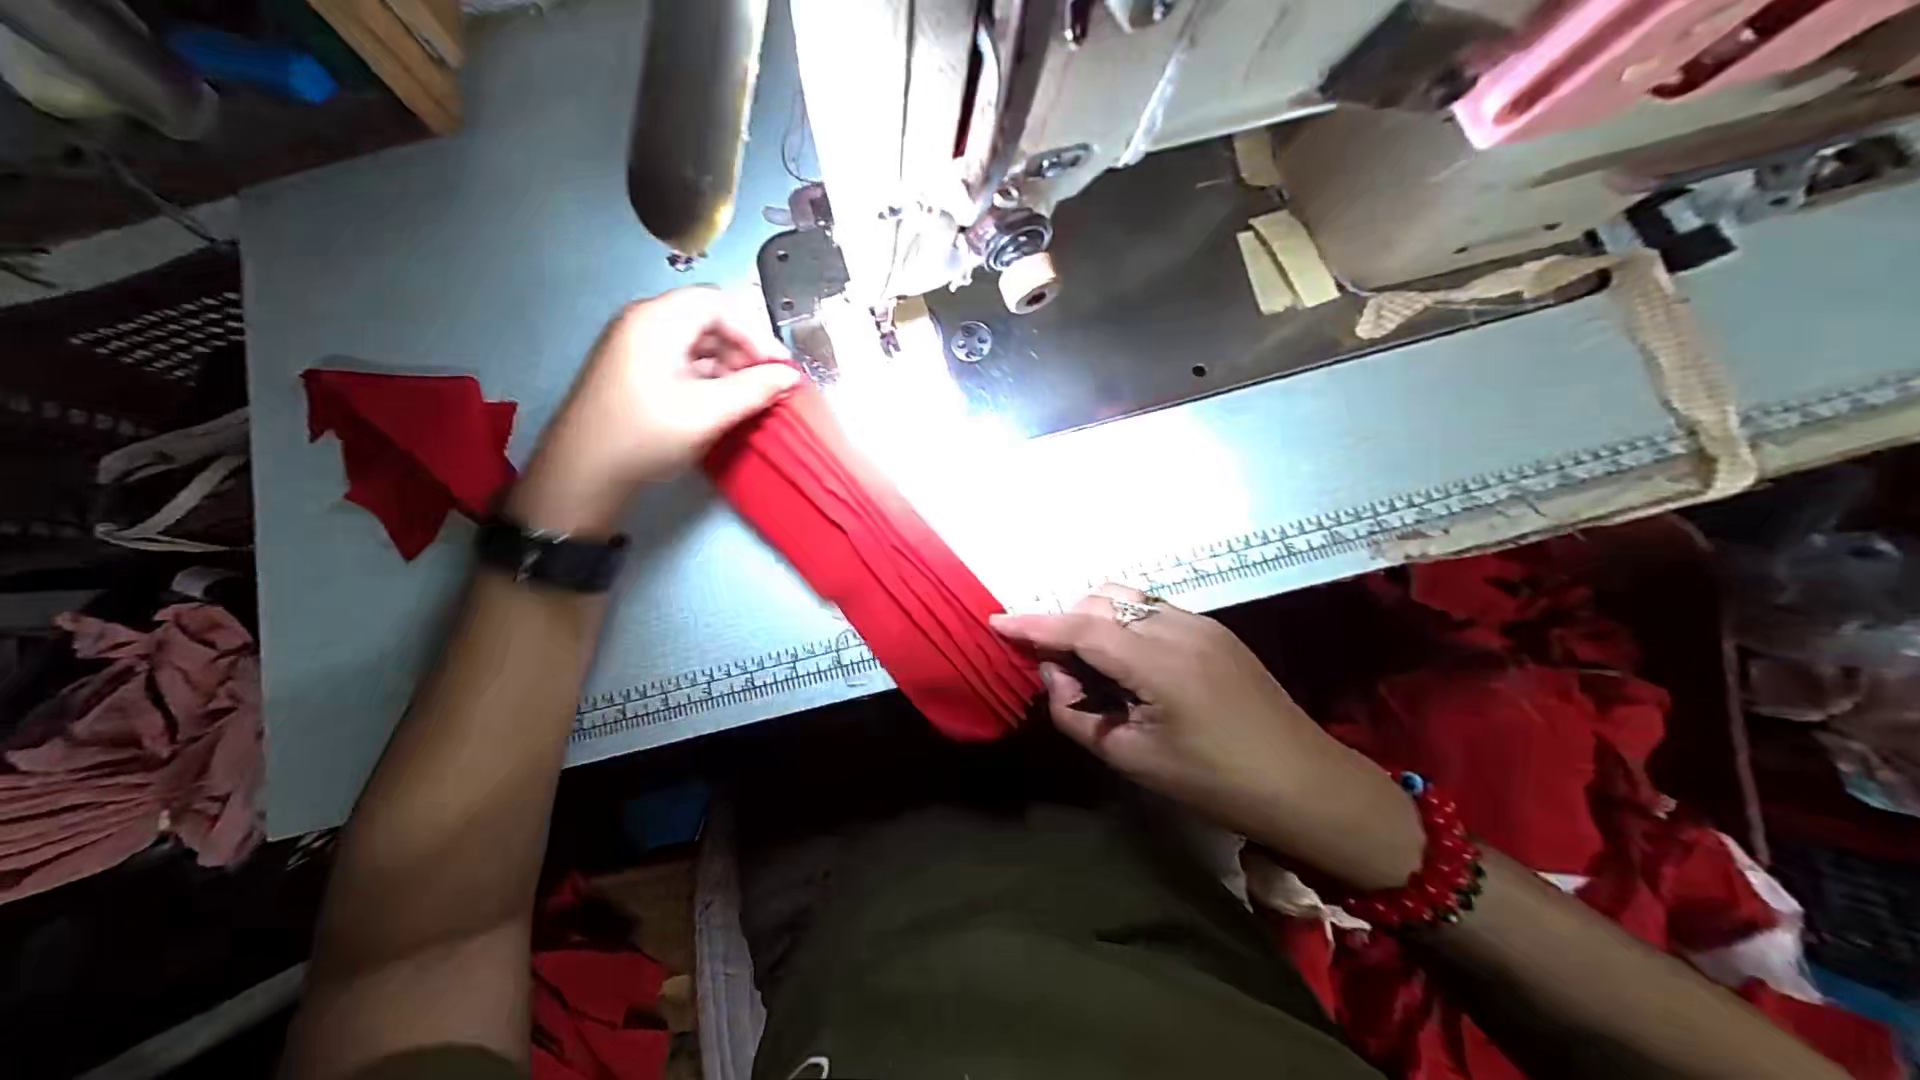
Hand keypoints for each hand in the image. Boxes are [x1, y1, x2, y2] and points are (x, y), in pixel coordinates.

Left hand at [507, 288, 800, 535]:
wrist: (582, 474)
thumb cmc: (646, 435)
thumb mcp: (708, 413)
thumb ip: (755, 390)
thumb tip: (791, 376)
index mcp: (657, 320)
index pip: (719, 305)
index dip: (756, 333)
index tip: (780, 368)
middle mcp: (644, 322)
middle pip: (708, 318)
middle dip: (744, 348)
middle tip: (768, 382)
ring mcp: (636, 345)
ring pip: (697, 341)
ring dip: (729, 363)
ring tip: (750, 395)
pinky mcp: (635, 370)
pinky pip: (682, 358)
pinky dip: (709, 374)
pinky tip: (723, 400)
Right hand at [991, 585, 1424, 890]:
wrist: (1305, 783)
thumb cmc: (1214, 782)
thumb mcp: (1132, 758)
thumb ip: (1077, 713)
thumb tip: (1054, 675)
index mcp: (1157, 662)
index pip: (1080, 627)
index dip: (1033, 623)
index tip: (996, 620)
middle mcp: (1178, 626)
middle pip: (1100, 602)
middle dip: (1065, 623)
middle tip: (1057, 669)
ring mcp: (1201, 623)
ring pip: (1127, 597)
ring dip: (1095, 617)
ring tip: (1091, 662)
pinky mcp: (1215, 630)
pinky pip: (1152, 609)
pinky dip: (1125, 623)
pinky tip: (1129, 661)